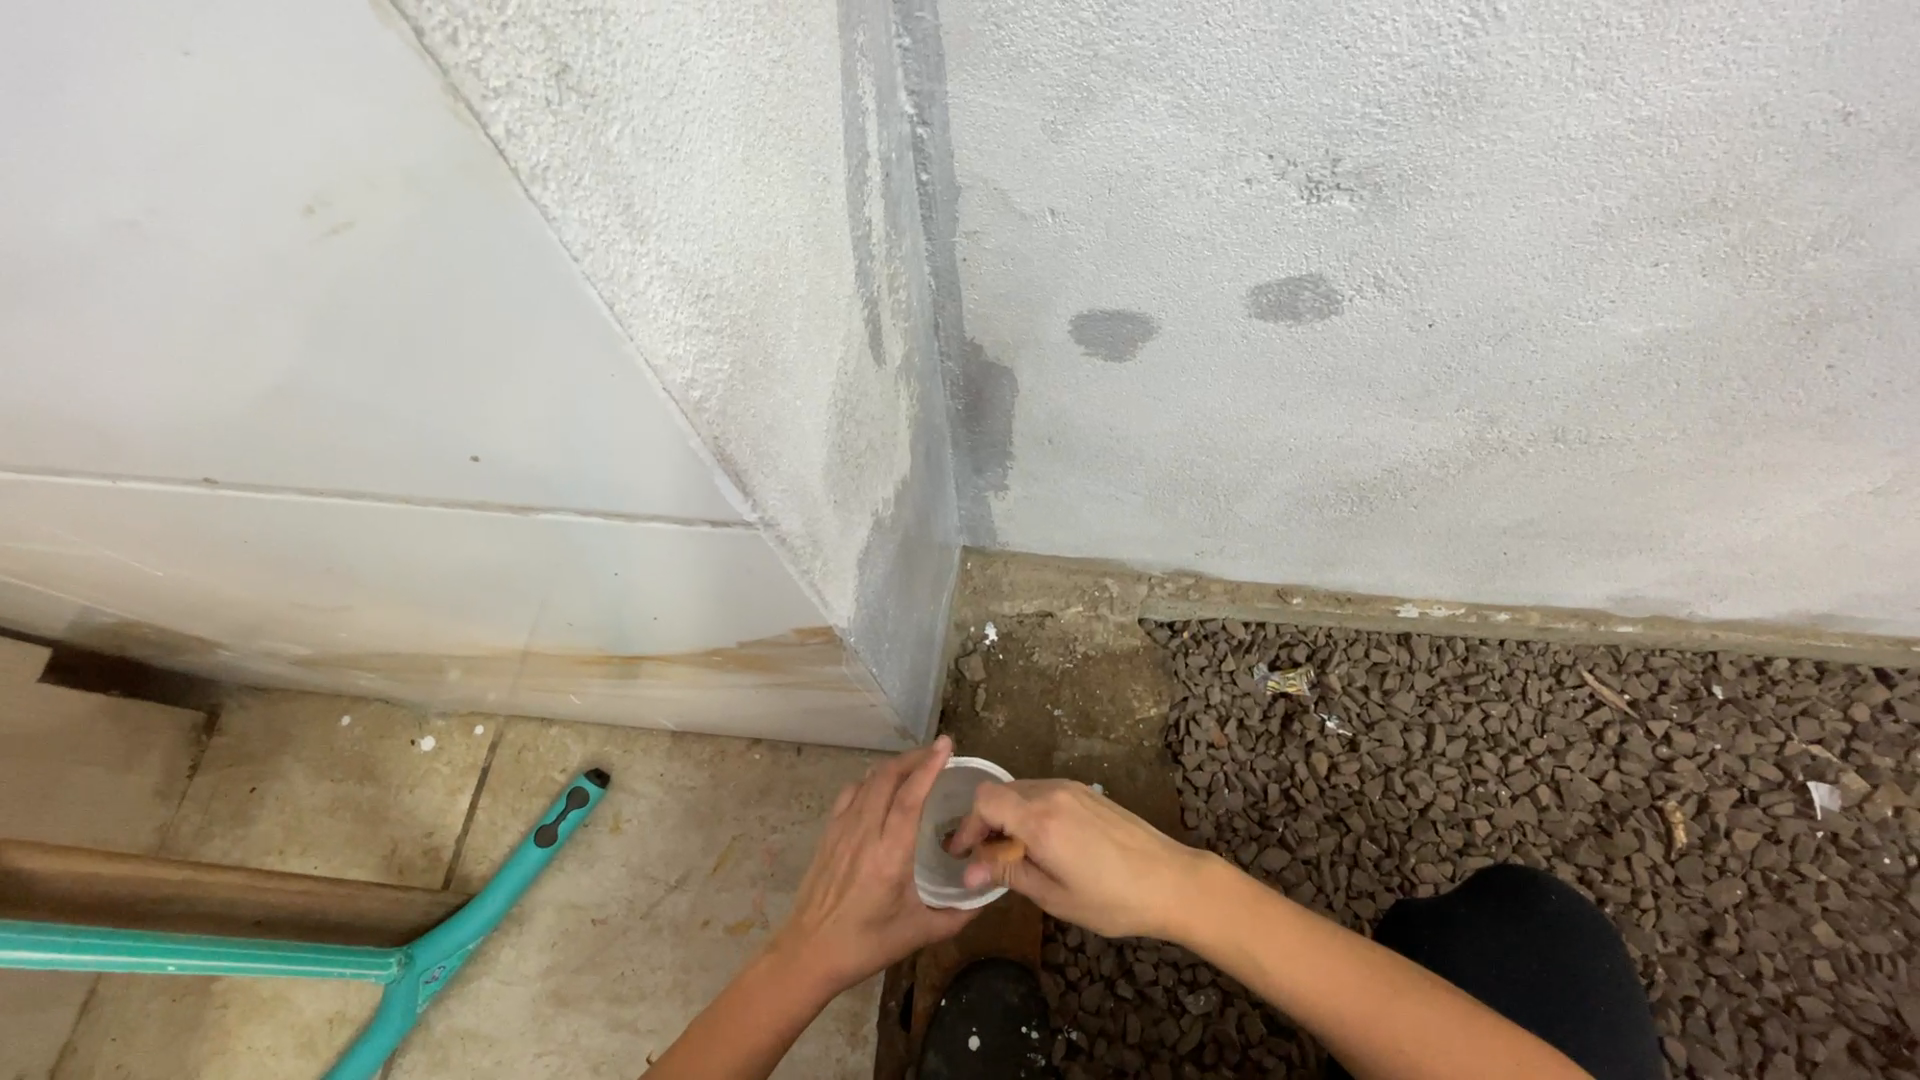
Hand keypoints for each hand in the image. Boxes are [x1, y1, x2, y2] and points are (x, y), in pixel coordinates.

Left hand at [768, 736, 976, 994]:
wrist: (808, 954)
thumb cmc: (865, 945)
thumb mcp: (917, 933)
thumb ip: (956, 915)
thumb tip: (985, 897)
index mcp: (889, 855)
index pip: (909, 798)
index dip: (928, 767)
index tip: (945, 746)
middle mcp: (864, 833)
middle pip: (887, 778)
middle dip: (913, 758)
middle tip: (937, 753)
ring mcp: (841, 830)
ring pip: (867, 781)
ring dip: (893, 767)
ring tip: (914, 766)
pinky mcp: (828, 834)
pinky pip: (850, 794)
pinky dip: (870, 781)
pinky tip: (880, 787)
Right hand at [946, 779, 1208, 939]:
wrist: (1172, 880)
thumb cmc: (1112, 899)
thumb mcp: (1055, 896)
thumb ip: (1009, 874)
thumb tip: (968, 870)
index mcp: (1040, 819)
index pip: (985, 800)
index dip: (968, 825)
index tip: (962, 853)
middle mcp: (1052, 793)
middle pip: (1000, 793)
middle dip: (985, 823)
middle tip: (985, 859)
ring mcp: (1072, 788)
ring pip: (1021, 791)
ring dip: (1008, 817)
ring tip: (1014, 855)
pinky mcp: (1087, 792)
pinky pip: (1044, 793)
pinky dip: (1030, 812)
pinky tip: (1042, 843)